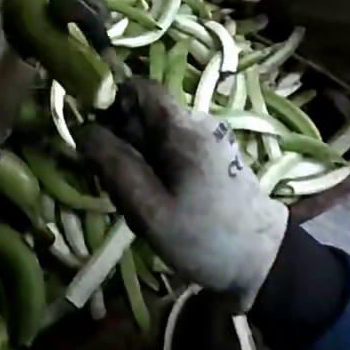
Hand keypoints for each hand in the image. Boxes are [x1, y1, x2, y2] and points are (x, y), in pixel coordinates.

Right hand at [76, 79, 288, 309]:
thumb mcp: (150, 211)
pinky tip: (160, 202)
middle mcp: (196, 121)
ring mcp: (207, 137)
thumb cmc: (205, 238)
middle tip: (119, 185)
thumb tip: (84, 130)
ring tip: (141, 201)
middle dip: (123, 142)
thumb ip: (116, 166)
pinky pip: (172, 148)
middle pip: (143, 113)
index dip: (113, 102)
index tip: (101, 137)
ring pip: (154, 134)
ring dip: (138, 160)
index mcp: (182, 129)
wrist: (265, 262)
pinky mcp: (213, 154)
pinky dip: (157, 168)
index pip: (139, 87)